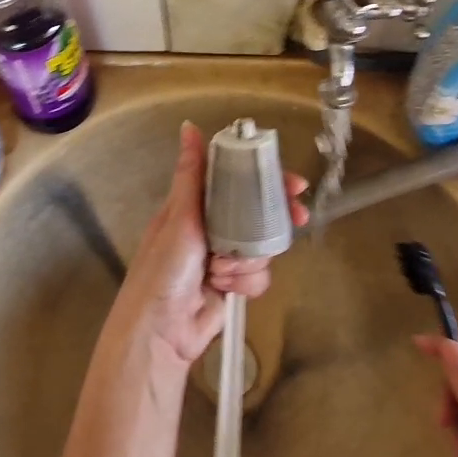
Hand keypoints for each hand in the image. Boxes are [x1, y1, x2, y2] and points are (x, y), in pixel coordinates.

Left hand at [117, 122, 309, 365]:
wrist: (160, 330)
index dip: (264, 178)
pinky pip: (258, 275)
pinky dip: (246, 282)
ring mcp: (225, 257)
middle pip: (256, 213)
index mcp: (195, 206)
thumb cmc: (164, 267)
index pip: (236, 182)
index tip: (292, 182)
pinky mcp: (234, 285)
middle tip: (296, 217)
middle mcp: (212, 227)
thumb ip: (191, 174)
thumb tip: (189, 126)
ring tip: (222, 270)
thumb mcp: (179, 216)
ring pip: (261, 246)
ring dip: (248, 259)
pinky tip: (226, 289)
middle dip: (273, 219)